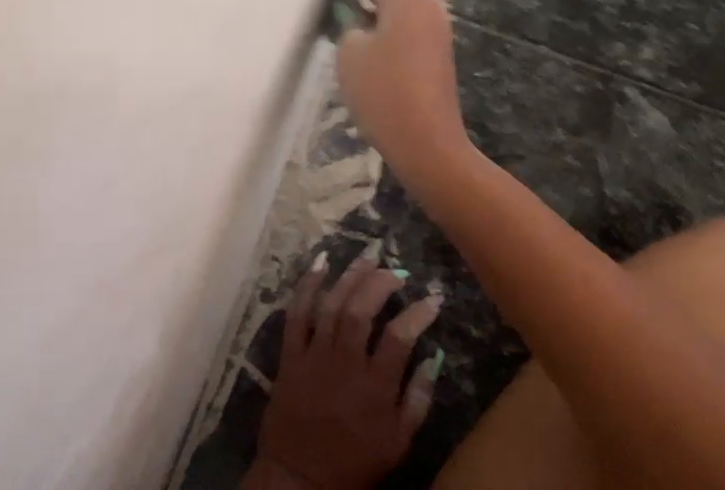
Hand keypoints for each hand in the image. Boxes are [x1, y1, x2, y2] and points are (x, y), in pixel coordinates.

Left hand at [247, 255, 444, 489]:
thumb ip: (419, 398)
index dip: (418, 312)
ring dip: (350, 276)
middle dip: (380, 283)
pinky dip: (307, 287)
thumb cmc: (354, 462)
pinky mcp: (289, 357)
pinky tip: (321, 264)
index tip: (433, 297)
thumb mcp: (399, 442)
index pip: (400, 337)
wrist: (298, 479)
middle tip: (396, 269)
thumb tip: (435, 356)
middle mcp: (343, 365)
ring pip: (330, 305)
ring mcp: (313, 358)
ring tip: (367, 255)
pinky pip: (295, 315)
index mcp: (374, 388)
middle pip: (360, 310)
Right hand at [336, 0, 473, 179]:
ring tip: (364, 19)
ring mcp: (440, 29)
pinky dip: (403, 18)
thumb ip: (350, 26)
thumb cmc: (382, 92)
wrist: (425, 139)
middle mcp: (429, 5)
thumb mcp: (350, 55)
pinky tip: (378, 40)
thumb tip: (357, 20)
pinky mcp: (441, 51)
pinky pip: (421, 19)